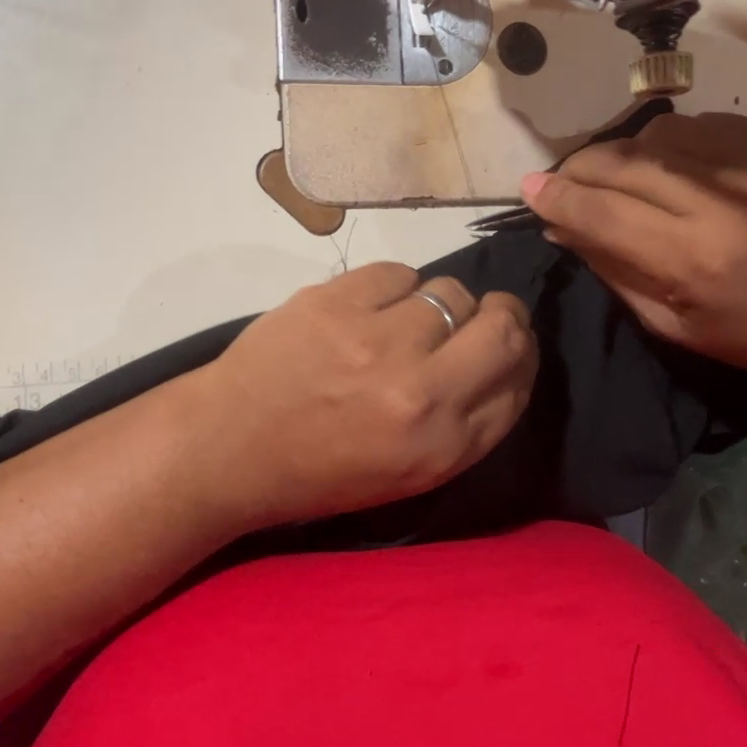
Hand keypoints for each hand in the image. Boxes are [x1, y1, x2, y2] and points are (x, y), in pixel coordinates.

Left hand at [191, 263, 536, 528]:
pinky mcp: (337, 300)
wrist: (228, 446)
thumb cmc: (320, 472)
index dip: (518, 357)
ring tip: (405, 321)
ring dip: (438, 304)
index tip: (502, 347)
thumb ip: (466, 422)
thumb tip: (501, 358)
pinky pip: (398, 272)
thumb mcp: (410, 474)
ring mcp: (377, 339)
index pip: (518, 382)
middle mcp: (421, 392)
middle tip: (479, 317)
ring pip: (450, 291)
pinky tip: (368, 308)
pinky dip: (393, 287)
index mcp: (442, 445)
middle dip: (501, 317)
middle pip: (503, 329)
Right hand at [520, 112, 746, 407]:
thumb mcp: (672, 325)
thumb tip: (563, 227)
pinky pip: (708, 124)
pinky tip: (674, 161)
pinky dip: (676, 140)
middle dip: (580, 169)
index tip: (529, 190)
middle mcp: (722, 201)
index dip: (556, 198)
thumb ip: (613, 268)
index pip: (599, 211)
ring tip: (622, 174)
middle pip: (623, 163)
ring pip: (661, 132)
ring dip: (627, 151)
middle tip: (563, 181)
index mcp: (693, 258)